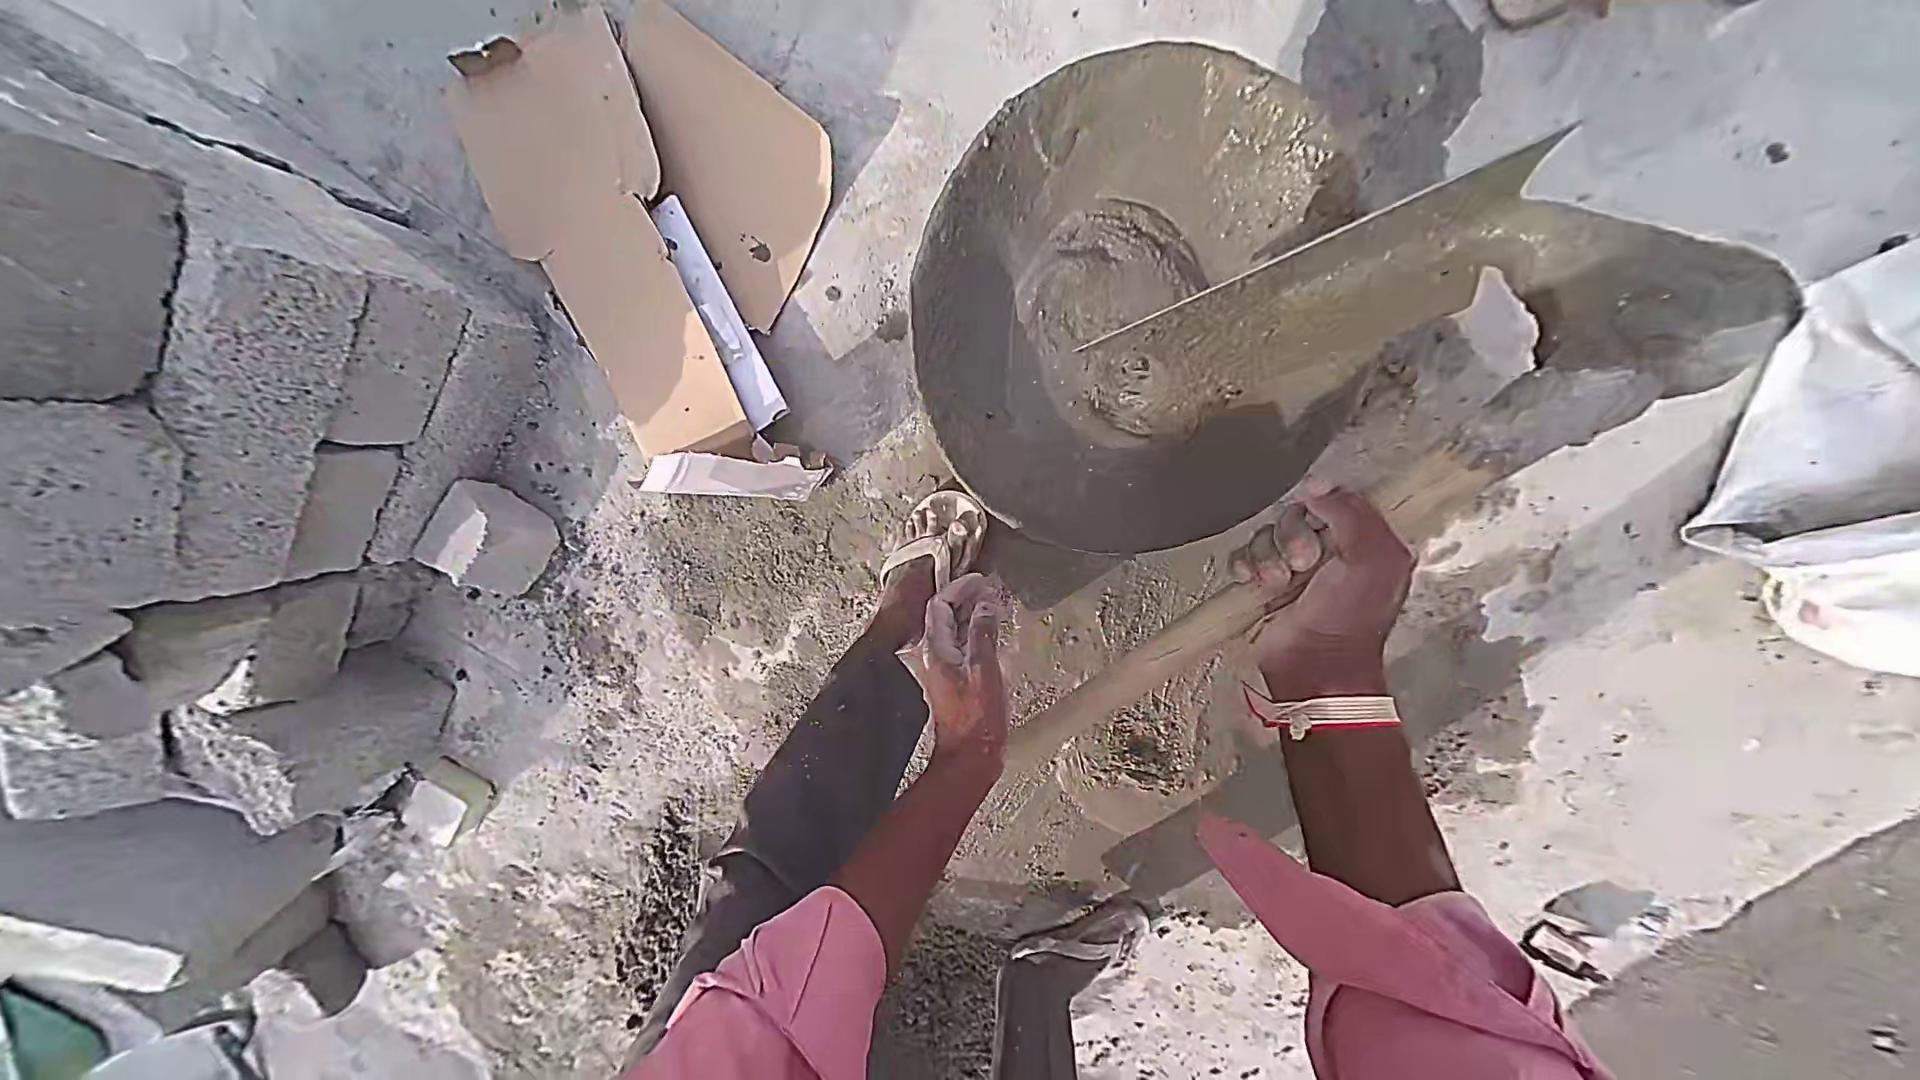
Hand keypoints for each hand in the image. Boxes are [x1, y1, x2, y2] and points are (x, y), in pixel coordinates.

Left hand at [921, 573, 1011, 766]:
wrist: (970, 756)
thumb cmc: (977, 719)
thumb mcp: (984, 669)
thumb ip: (983, 633)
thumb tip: (986, 604)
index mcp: (935, 650)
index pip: (939, 605)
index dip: (959, 588)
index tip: (981, 581)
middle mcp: (934, 656)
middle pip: (944, 615)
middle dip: (967, 597)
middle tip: (991, 589)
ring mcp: (942, 668)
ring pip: (954, 629)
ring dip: (972, 613)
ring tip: (995, 604)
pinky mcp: (954, 679)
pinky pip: (961, 644)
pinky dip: (976, 632)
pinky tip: (993, 633)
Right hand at [1233, 482, 1413, 689]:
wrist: (1311, 663)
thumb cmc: (1348, 616)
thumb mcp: (1372, 560)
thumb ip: (1352, 515)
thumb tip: (1316, 486)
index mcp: (1362, 539)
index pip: (1332, 500)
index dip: (1320, 509)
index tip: (1319, 527)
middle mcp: (1328, 549)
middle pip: (1293, 515)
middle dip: (1290, 538)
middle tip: (1301, 566)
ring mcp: (1292, 566)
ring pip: (1265, 534)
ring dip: (1266, 556)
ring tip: (1277, 582)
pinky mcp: (1262, 581)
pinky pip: (1243, 555)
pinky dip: (1244, 565)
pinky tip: (1252, 581)